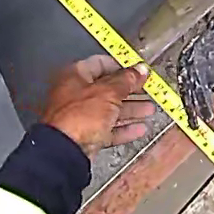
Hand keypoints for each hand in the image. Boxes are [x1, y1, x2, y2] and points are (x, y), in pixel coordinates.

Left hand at [41, 55, 155, 154]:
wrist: (65, 150)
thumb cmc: (78, 116)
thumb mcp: (109, 92)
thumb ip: (127, 80)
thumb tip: (139, 70)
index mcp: (75, 76)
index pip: (101, 63)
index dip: (122, 66)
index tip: (138, 70)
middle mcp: (75, 94)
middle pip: (107, 89)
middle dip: (130, 91)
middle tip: (147, 90)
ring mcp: (79, 116)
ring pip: (109, 110)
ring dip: (130, 110)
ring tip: (149, 110)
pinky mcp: (85, 136)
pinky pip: (108, 129)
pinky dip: (123, 129)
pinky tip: (139, 129)